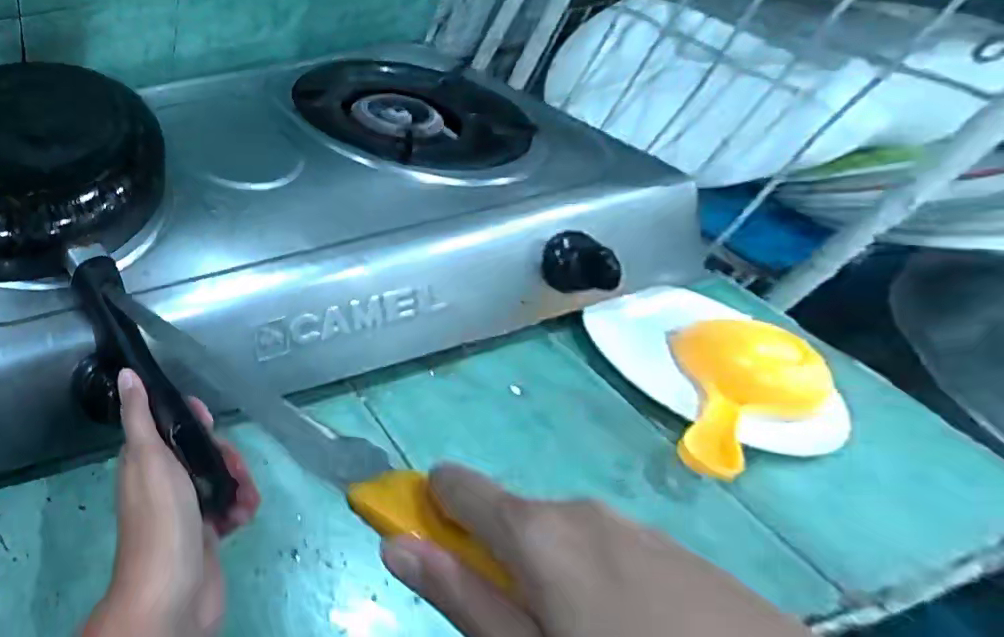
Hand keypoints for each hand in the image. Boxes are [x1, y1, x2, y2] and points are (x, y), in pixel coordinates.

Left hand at [82, 369, 261, 636]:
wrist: (173, 593)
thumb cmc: (160, 517)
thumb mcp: (147, 455)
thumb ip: (138, 414)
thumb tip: (125, 372)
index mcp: (143, 457)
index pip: (165, 423)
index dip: (188, 417)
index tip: (207, 418)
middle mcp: (162, 478)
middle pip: (196, 449)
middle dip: (221, 451)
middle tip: (234, 463)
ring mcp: (185, 507)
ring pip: (216, 477)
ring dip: (237, 480)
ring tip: (246, 495)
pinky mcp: (206, 534)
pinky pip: (227, 508)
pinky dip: (240, 507)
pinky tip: (246, 514)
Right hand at [380, 464, 811, 636]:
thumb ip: (462, 599)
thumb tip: (392, 544)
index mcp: (534, 528)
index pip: (451, 481)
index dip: (437, 515)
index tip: (456, 567)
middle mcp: (584, 512)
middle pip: (516, 517)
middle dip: (513, 562)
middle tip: (546, 633)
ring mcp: (652, 536)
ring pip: (578, 542)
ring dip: (572, 579)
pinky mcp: (711, 568)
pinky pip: (636, 562)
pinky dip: (628, 593)